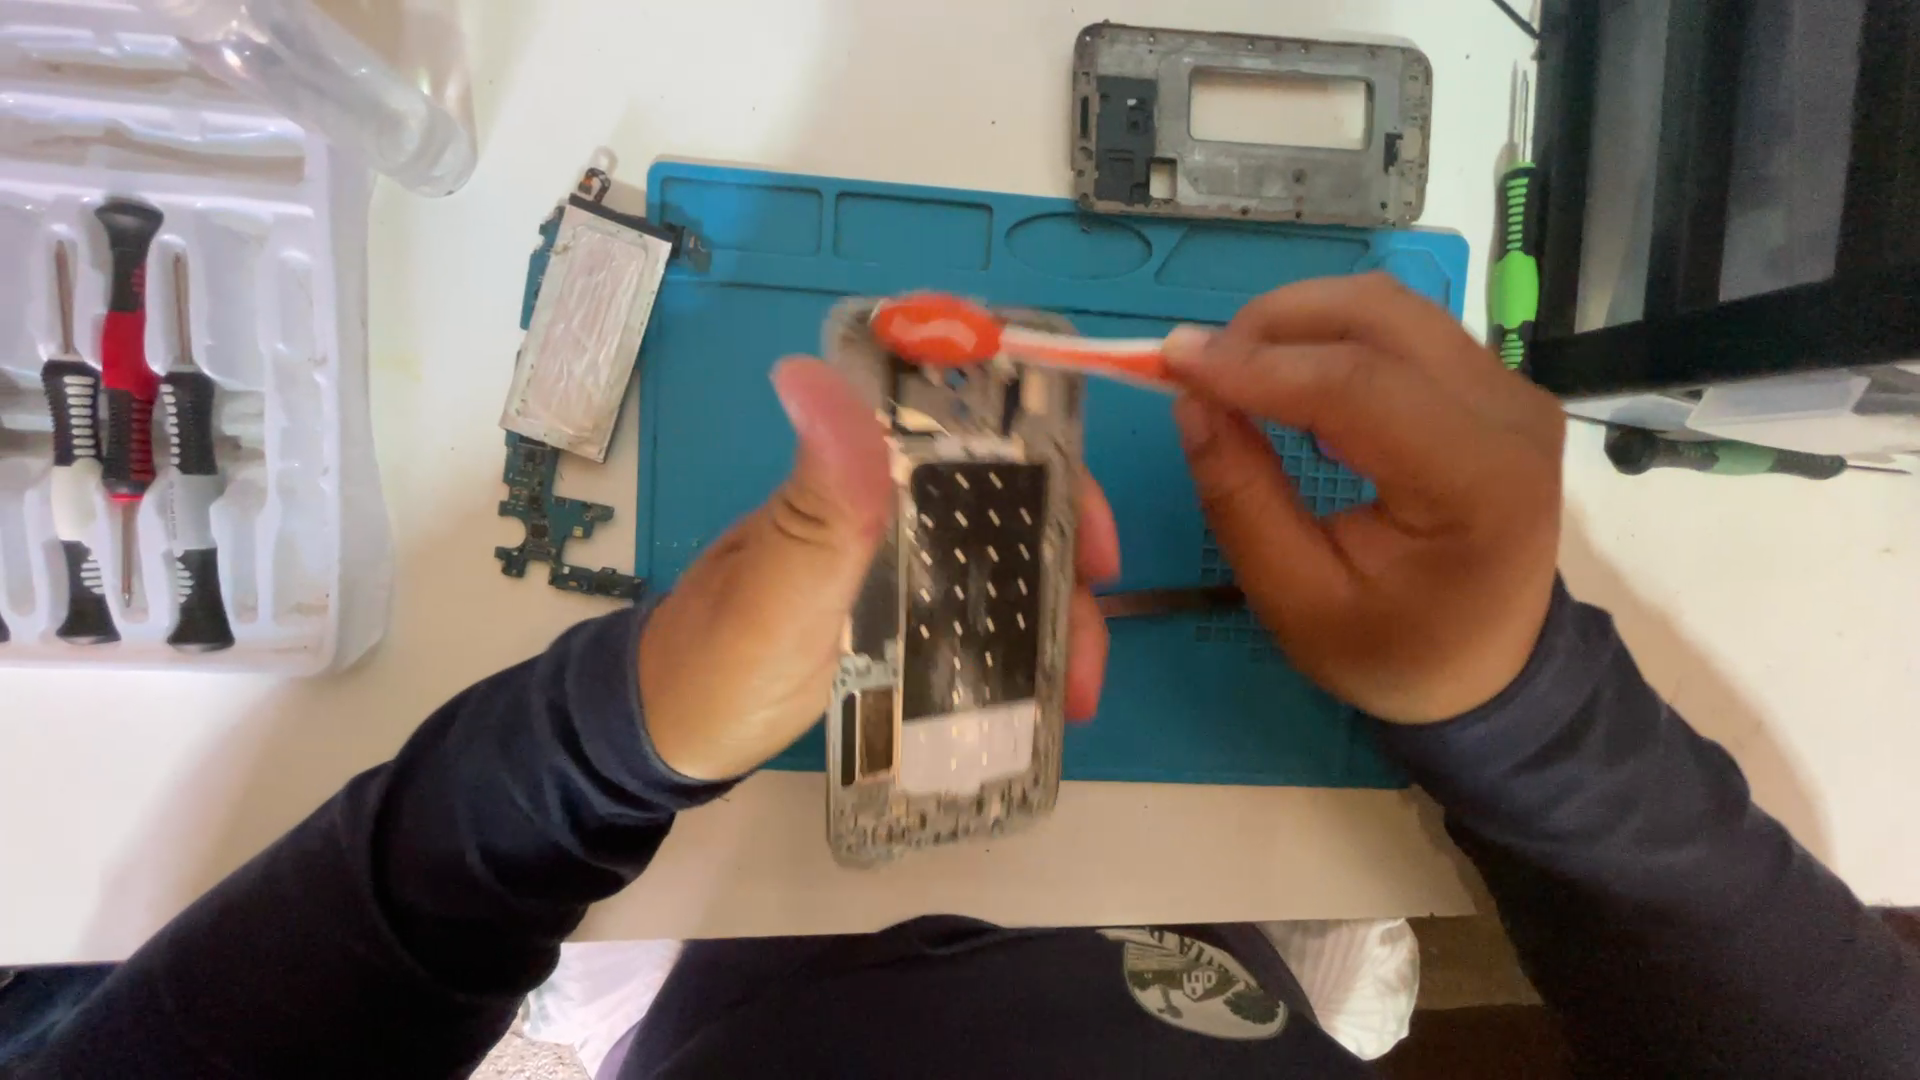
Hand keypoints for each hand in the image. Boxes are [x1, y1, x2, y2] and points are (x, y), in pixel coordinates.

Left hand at [639, 357, 1120, 779]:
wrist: (680, 734)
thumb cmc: (722, 655)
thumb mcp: (777, 585)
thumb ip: (815, 502)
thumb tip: (810, 372)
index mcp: (863, 478)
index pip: (961, 423)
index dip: (1040, 446)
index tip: (1085, 512)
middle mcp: (891, 507)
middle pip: (1008, 500)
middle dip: (1067, 547)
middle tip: (1097, 614)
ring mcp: (900, 563)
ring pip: (1005, 564)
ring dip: (1057, 613)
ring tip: (1079, 687)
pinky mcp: (903, 616)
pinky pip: (983, 616)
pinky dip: (1025, 647)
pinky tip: (1048, 692)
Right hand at [1163, 274, 1563, 723]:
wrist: (1483, 672)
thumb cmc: (1388, 650)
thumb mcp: (1294, 599)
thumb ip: (1241, 501)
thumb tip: (1191, 404)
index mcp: (1475, 482)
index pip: (1357, 386)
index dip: (1255, 365)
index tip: (1171, 362)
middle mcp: (1506, 414)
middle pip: (1379, 316)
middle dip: (1271, 324)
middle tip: (1198, 368)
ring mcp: (1506, 391)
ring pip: (1387, 308)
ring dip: (1295, 323)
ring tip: (1232, 373)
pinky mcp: (1487, 387)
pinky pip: (1397, 330)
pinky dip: (1324, 339)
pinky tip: (1284, 382)